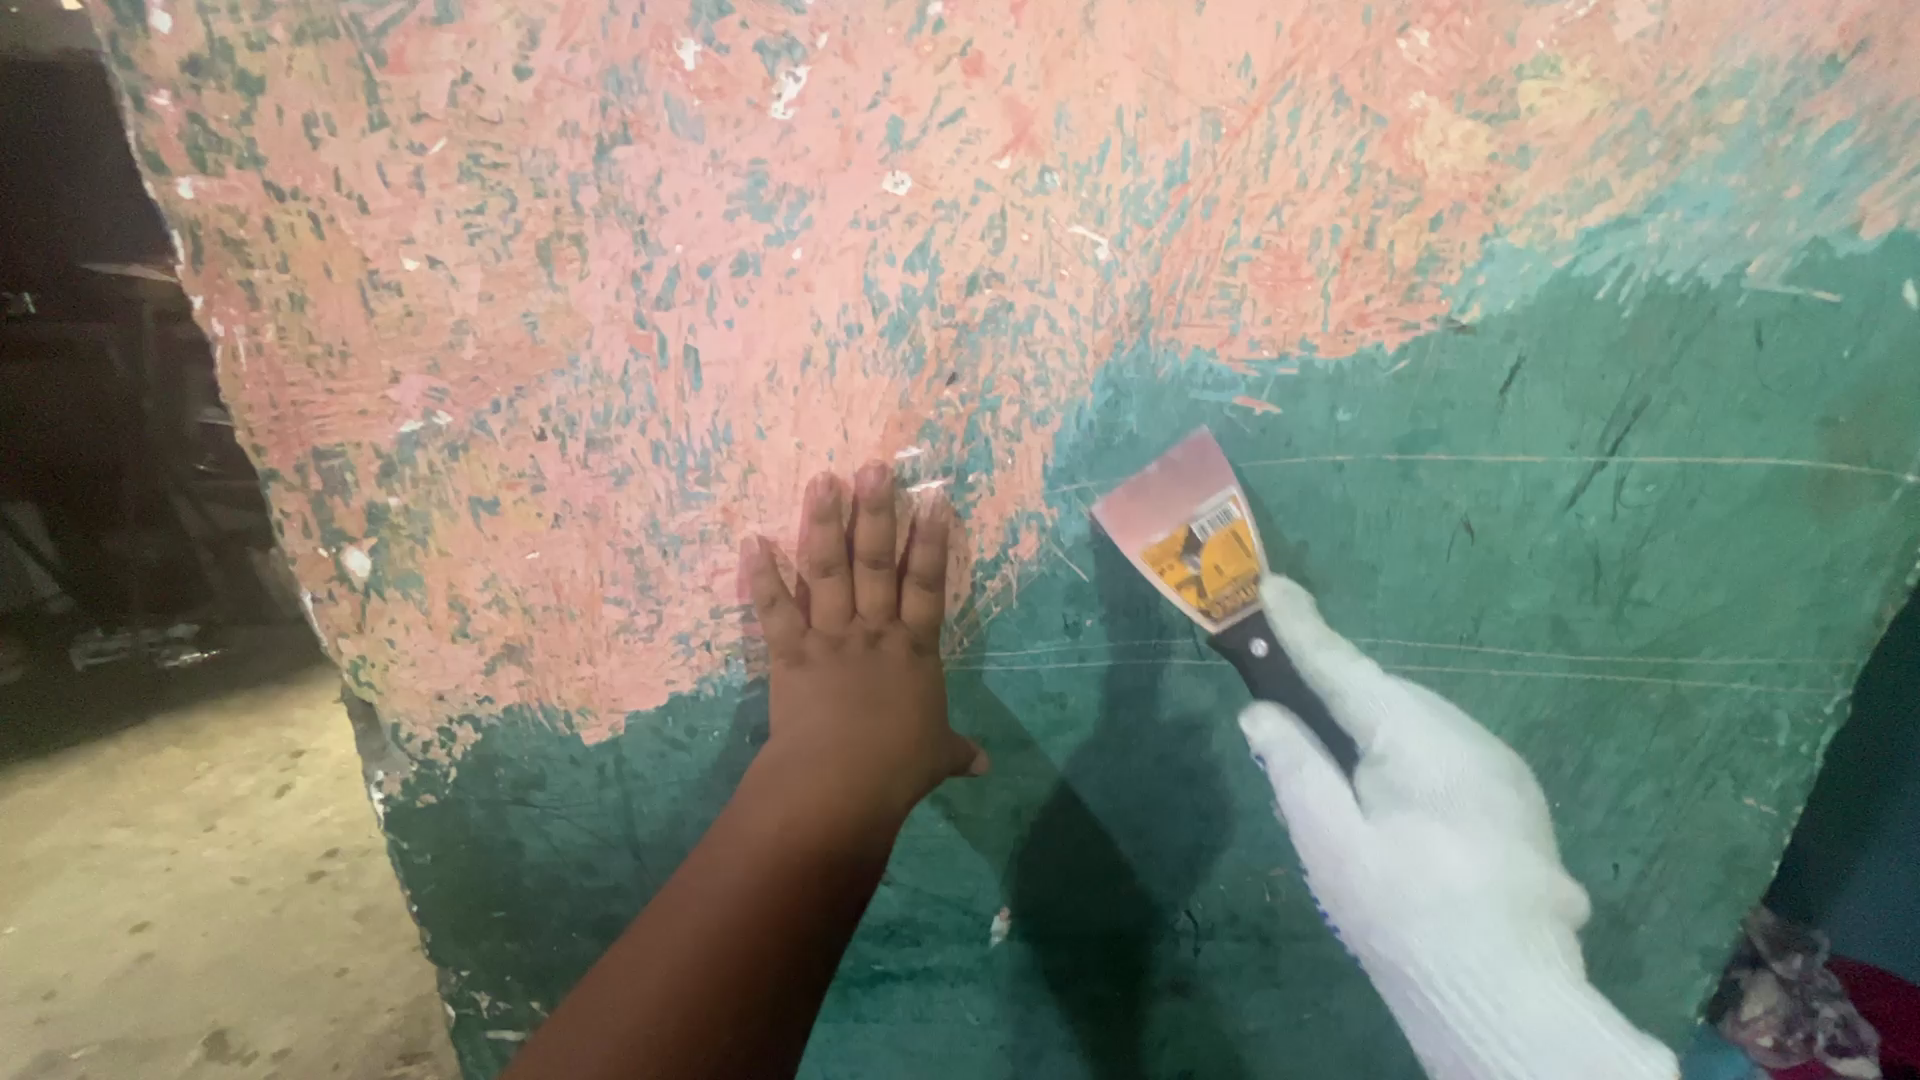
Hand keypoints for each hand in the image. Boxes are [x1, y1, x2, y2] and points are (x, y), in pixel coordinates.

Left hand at [739, 463, 986, 841]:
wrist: (841, 785)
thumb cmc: (896, 768)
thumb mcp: (936, 756)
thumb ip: (957, 751)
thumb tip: (986, 765)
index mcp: (914, 649)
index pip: (927, 584)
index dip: (931, 540)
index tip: (933, 497)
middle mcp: (874, 631)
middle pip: (877, 563)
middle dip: (877, 513)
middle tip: (874, 468)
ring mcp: (830, 638)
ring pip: (828, 572)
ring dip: (823, 525)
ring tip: (822, 480)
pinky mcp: (791, 655)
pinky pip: (774, 611)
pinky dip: (760, 577)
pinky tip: (751, 540)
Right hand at [1238, 575, 1676, 1079]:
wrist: (1508, 1003)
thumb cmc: (1405, 920)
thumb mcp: (1329, 843)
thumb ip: (1292, 765)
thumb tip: (1261, 711)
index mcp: (1423, 744)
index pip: (1346, 670)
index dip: (1302, 628)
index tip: (1270, 585)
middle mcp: (1471, 741)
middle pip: (1382, 692)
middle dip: (1330, 684)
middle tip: (1278, 697)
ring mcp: (1501, 770)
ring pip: (1412, 719)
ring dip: (1363, 721)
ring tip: (1326, 760)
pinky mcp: (1510, 798)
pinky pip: (1437, 747)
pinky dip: (1395, 748)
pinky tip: (1380, 791)